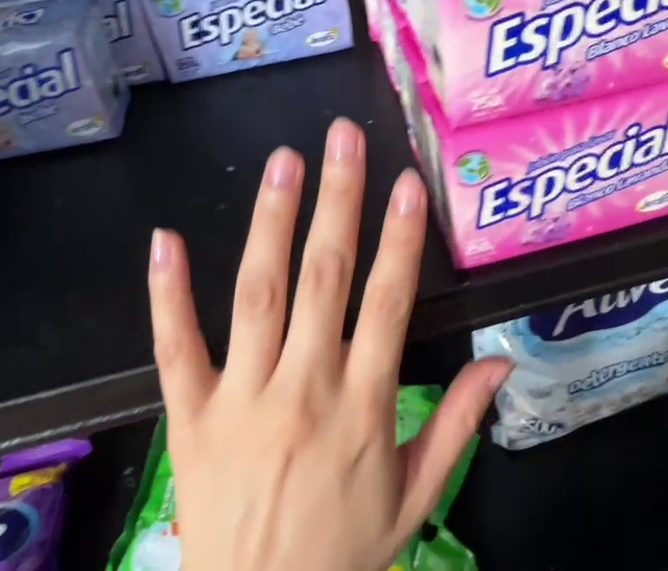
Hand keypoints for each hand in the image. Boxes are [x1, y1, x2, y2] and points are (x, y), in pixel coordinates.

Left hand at [147, 117, 512, 570]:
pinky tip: (166, 238)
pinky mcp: (189, 416)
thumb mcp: (415, 495)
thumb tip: (501, 359)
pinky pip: (176, 347)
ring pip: (258, 295)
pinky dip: (168, 293)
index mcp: (364, 407)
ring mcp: (241, 398)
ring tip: (284, 161)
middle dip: (338, 201)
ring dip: (271, 222)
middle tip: (342, 137)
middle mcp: (304, 389)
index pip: (388, 304)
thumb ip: (457, 424)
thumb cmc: (344, 550)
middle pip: (324, 278)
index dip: (401, 238)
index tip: (407, 182)